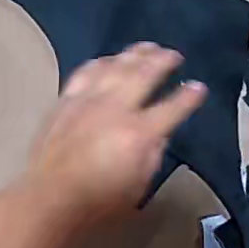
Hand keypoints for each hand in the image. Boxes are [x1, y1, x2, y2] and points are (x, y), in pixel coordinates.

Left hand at [14, 43, 207, 231]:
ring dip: (134, 54)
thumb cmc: (98, 200)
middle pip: (144, 74)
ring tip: (148, 47)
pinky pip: (86, 72)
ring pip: (116, 66)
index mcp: (139, 133)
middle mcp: (116, 108)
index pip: (173, 108)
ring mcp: (89, 100)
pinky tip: (108, 59)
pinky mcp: (67, 100)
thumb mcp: (139, 185)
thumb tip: (158, 133)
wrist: (49, 196)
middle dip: (164, 61)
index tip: (199, 87)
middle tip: (175, 55)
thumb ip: (153, 154)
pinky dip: (101, 62)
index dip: (189, 96)